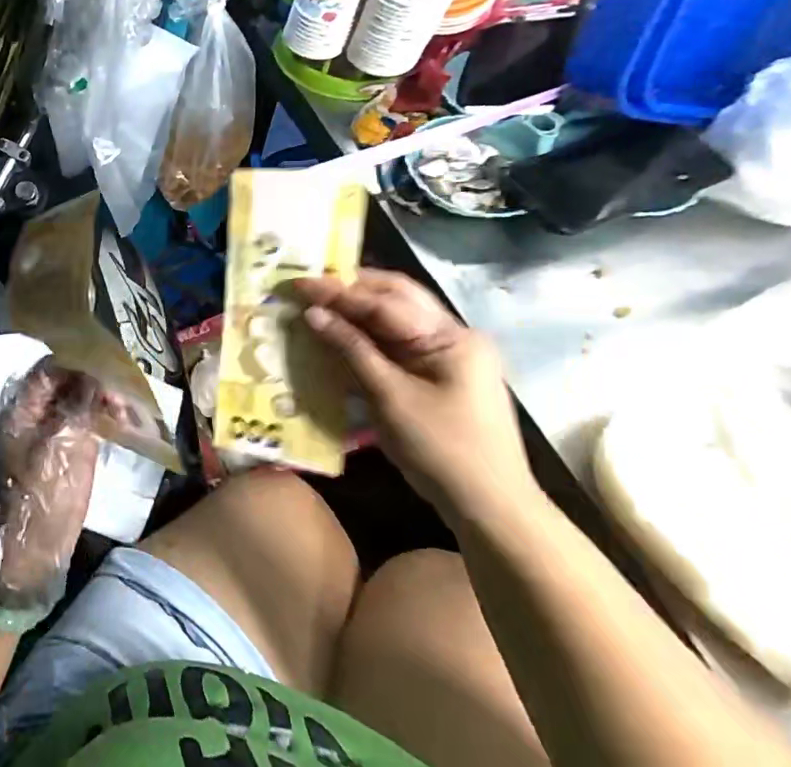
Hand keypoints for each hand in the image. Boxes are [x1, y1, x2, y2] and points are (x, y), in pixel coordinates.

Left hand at [0, 359, 112, 606]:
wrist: (23, 557)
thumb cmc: (38, 499)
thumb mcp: (60, 446)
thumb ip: (77, 406)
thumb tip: (95, 375)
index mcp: (22, 409)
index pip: (51, 368)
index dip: (80, 362)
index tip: (111, 364)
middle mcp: (34, 417)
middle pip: (67, 384)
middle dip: (98, 381)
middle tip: (128, 390)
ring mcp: (49, 437)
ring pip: (78, 404)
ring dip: (105, 401)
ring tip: (132, 409)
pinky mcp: (63, 457)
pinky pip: (85, 425)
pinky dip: (105, 420)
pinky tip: (125, 424)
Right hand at [296, 270, 536, 520]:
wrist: (490, 507)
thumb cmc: (442, 450)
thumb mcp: (391, 398)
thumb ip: (352, 350)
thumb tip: (313, 314)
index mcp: (451, 335)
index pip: (386, 302)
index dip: (339, 291)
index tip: (300, 282)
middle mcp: (453, 335)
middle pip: (396, 299)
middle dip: (351, 290)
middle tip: (310, 285)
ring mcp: (449, 355)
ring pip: (396, 320)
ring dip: (358, 312)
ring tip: (318, 304)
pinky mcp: (439, 375)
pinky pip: (399, 345)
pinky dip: (369, 338)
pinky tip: (341, 336)